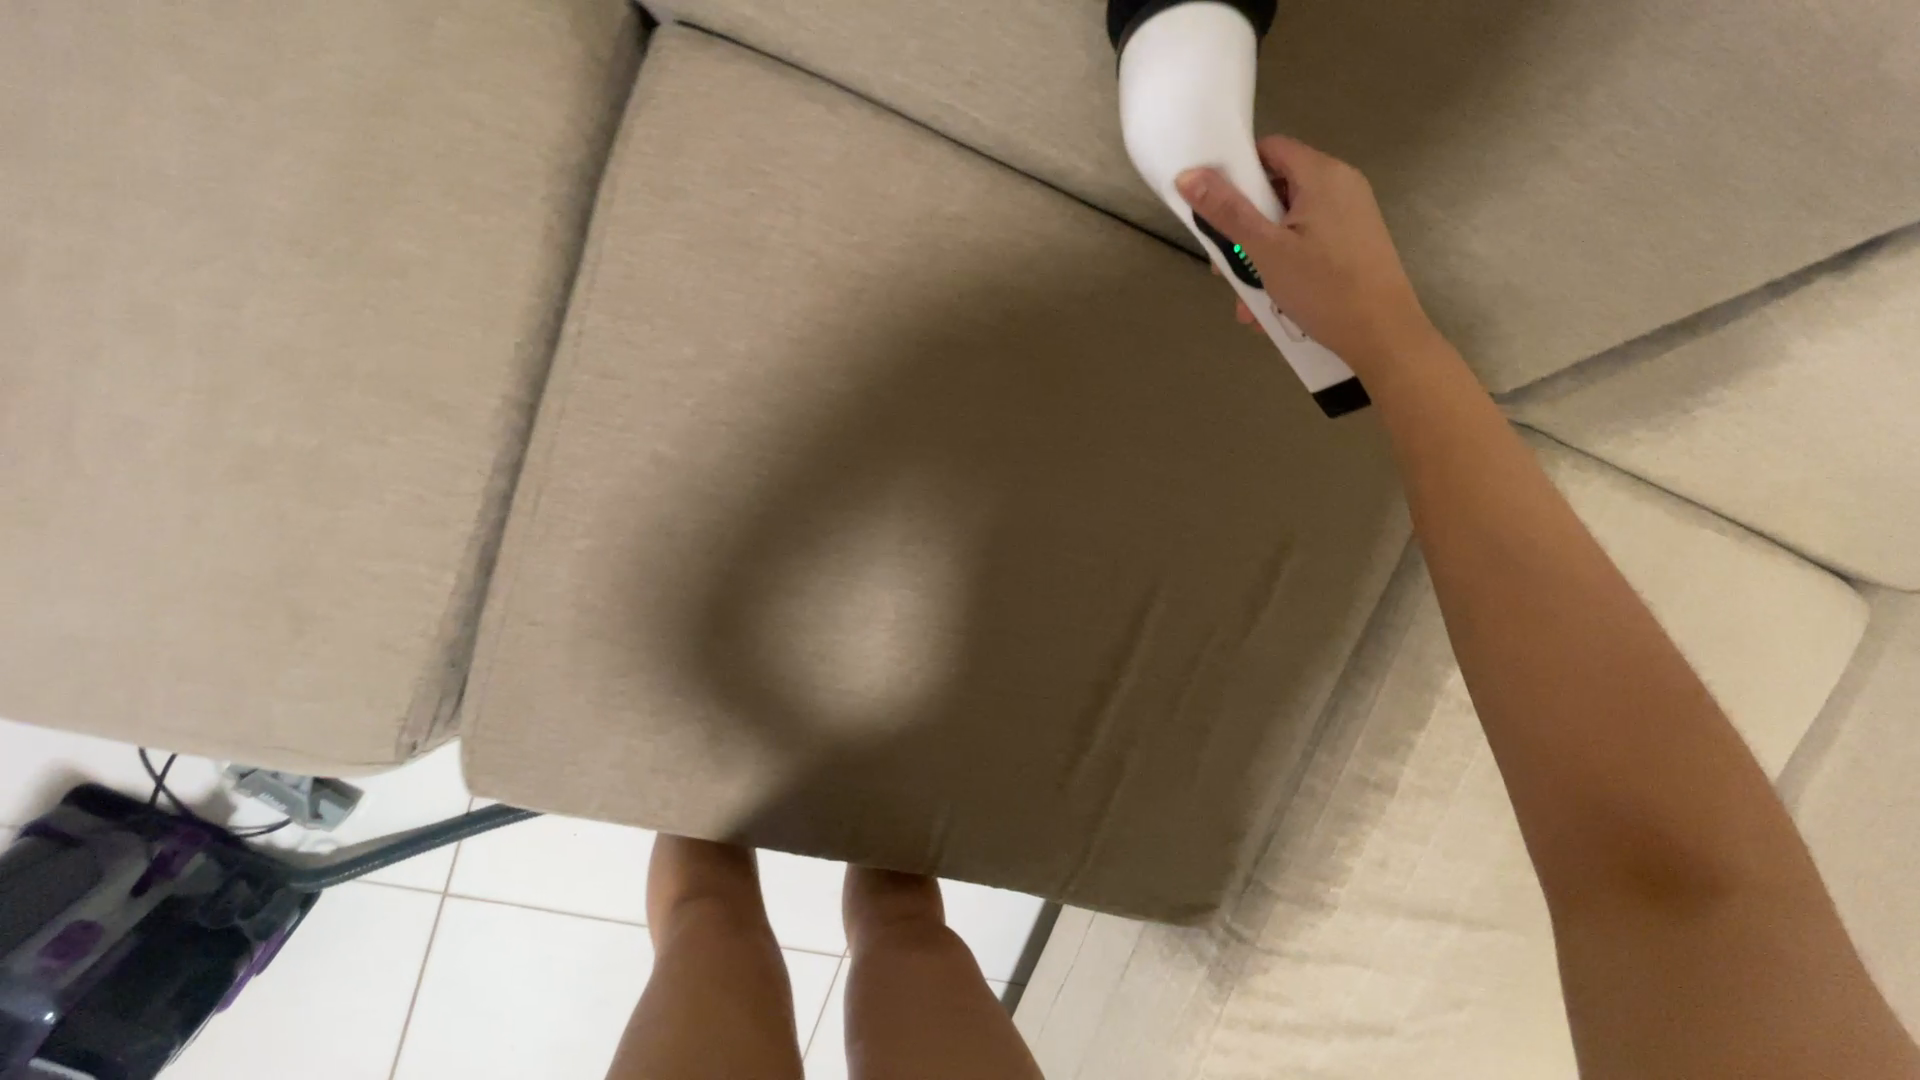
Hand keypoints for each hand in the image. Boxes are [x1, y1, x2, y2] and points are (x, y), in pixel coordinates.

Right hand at [1178, 136, 1441, 377]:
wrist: (1383, 335)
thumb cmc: (1323, 287)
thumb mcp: (1265, 250)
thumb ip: (1226, 212)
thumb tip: (1188, 175)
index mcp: (1321, 175)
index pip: (1269, 150)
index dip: (1235, 172)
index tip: (1211, 206)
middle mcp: (1339, 186)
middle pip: (1274, 193)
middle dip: (1242, 232)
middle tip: (1223, 268)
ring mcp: (1349, 217)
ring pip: (1286, 228)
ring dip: (1258, 263)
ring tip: (1247, 303)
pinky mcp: (1352, 245)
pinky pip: (1305, 247)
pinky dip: (1283, 271)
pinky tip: (1271, 307)